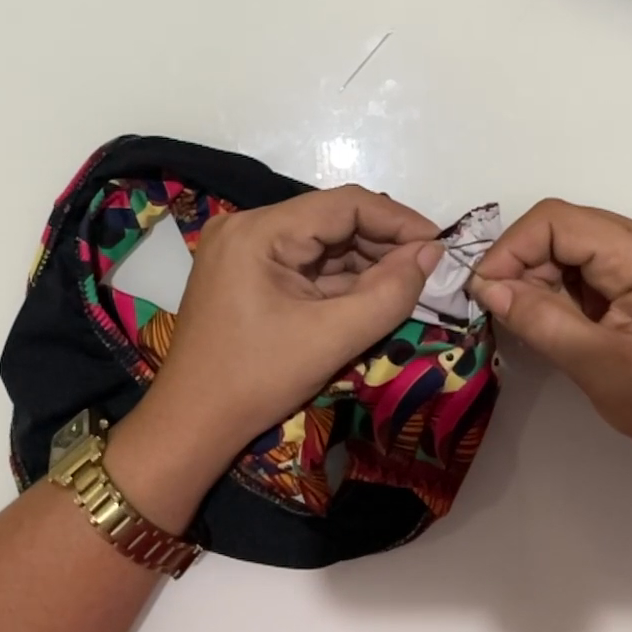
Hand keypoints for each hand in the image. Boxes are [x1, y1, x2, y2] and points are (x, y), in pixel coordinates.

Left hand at [126, 185, 443, 462]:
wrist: (190, 426)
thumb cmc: (257, 381)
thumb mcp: (332, 338)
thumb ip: (390, 292)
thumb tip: (433, 252)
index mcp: (259, 231)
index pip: (344, 204)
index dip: (398, 220)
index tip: (441, 245)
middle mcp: (247, 227)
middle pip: (332, 221)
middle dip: (383, 245)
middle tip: (430, 272)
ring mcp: (243, 250)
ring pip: (321, 244)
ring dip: (365, 264)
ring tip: (409, 286)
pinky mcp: (246, 274)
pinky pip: (304, 265)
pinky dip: (339, 280)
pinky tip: (373, 296)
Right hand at [469, 199, 631, 463]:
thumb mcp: (599, 367)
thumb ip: (540, 320)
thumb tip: (486, 287)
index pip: (559, 221)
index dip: (512, 247)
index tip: (485, 290)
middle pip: (566, 227)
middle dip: (525, 262)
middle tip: (504, 309)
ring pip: (575, 244)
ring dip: (543, 275)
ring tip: (535, 319)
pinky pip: (592, 263)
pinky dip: (565, 286)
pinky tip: (562, 319)